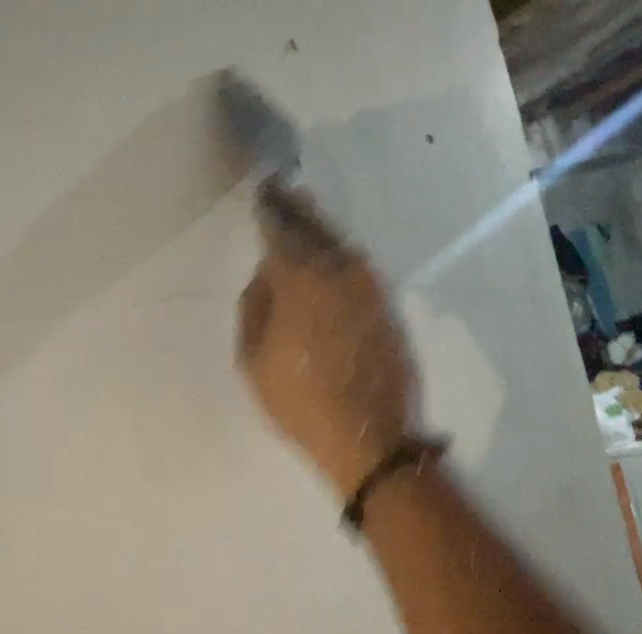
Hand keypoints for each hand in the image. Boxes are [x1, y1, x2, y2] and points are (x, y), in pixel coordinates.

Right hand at [236, 180, 419, 496]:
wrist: (369, 436)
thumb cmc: (299, 403)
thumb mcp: (253, 362)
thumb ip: (254, 308)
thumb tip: (265, 275)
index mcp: (302, 279)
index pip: (282, 227)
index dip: (270, 206)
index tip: (262, 189)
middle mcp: (340, 270)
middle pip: (317, 227)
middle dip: (298, 209)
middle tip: (283, 191)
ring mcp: (371, 287)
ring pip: (341, 245)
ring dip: (322, 231)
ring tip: (304, 220)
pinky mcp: (388, 307)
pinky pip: (357, 268)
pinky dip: (340, 258)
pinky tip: (329, 262)